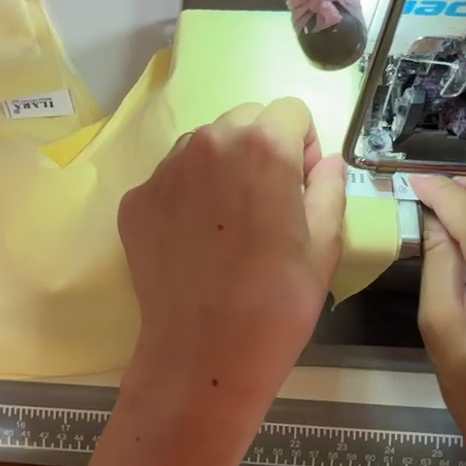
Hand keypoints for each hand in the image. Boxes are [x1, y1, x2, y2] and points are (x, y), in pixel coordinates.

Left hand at [117, 99, 346, 427]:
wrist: (203, 352)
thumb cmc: (278, 300)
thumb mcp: (324, 244)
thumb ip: (329, 187)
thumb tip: (326, 162)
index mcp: (263, 145)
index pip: (291, 112)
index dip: (304, 146)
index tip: (301, 186)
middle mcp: (208, 142)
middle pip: (243, 120)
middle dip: (260, 148)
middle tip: (266, 205)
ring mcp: (164, 170)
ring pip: (202, 147)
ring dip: (220, 168)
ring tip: (227, 226)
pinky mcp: (136, 199)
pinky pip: (170, 180)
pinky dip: (185, 198)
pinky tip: (194, 243)